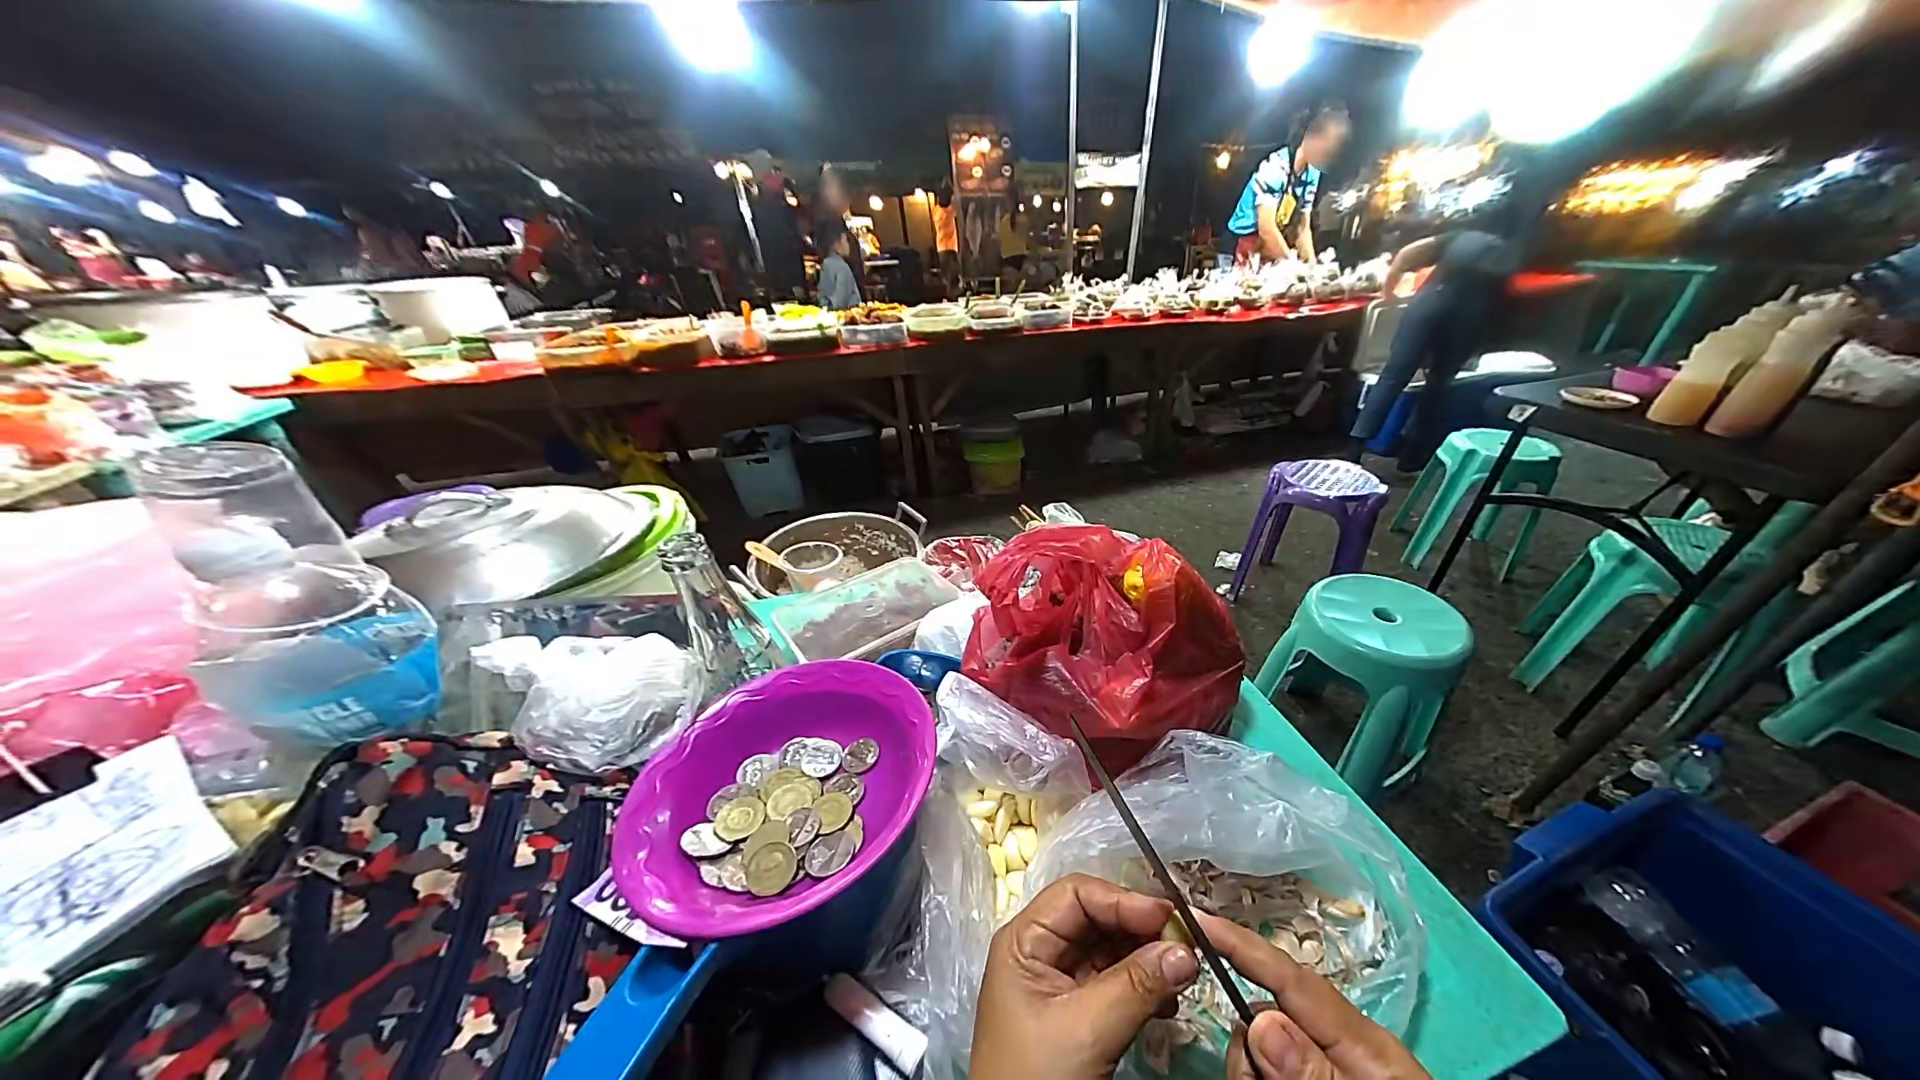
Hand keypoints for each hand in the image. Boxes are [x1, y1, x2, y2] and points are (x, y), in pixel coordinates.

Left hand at [971, 874, 1200, 1079]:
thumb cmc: (1037, 1077)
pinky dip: (1144, 985)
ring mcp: (1059, 980)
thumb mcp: (1085, 1029)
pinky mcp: (1077, 1010)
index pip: (1076, 895)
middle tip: (1185, 944)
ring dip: (1147, 956)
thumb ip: (1135, 985)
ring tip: (1182, 971)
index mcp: (1025, 939)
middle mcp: (1040, 950)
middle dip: (1140, 927)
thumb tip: (1186, 950)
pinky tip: (1169, 999)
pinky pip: (1115, 980)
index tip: (1169, 916)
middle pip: (1095, 917)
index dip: (1122, 899)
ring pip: (1109, 948)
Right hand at [1199, 913, 1428, 1079]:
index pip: (1293, 979)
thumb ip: (1318, 1075)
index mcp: (1362, 1042)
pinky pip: (1265, 1074)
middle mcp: (1339, 1047)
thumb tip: (1259, 1020)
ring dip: (1252, 1077)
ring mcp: (1324, 1069)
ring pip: (1257, 1051)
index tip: (1196, 917)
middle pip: (1264, 1016)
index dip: (1242, 944)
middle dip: (1247, 1048)